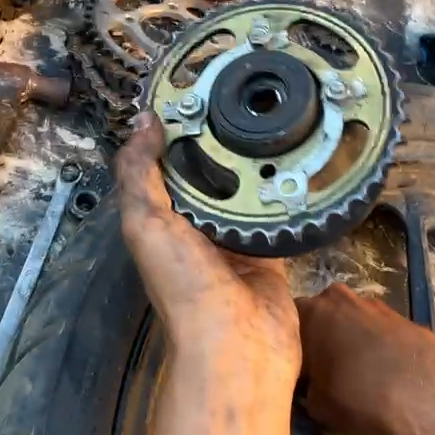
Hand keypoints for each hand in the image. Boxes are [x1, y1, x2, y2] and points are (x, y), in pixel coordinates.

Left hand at [115, 113, 300, 378]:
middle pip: (207, 170)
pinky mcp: (270, 246)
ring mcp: (235, 235)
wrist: (238, 345)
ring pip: (243, 186)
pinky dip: (283, 188)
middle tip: (244, 95)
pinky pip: (275, 209)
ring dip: (254, 160)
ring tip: (273, 116)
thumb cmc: (184, 283)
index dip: (175, 128)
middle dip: (220, 139)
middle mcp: (195, 223)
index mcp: (161, 217)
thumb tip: (144, 120)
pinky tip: (295, 156)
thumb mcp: (147, 224)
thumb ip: (139, 174)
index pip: (165, 162)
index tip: (196, 89)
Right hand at [297, 283, 434, 434]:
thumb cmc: (359, 395)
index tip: (298, 377)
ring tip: (357, 376)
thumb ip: (306, 392)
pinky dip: (374, 346)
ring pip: (348, 321)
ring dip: (348, 342)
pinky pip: (374, 329)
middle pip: (319, 319)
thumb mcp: (318, 408)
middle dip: (320, 342)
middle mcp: (334, 297)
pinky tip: (382, 373)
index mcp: (308, 313)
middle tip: (324, 376)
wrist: (424, 388)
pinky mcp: (398, 313)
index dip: (291, 354)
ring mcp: (369, 301)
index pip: (286, 328)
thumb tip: (311, 389)